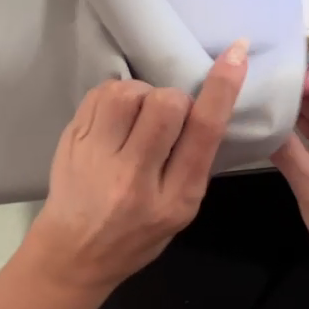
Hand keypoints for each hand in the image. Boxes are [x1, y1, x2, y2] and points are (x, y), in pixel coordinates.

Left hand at [24, 42, 248, 291]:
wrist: (74, 254)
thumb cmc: (136, 236)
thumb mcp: (180, 211)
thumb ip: (193, 163)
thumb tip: (204, 107)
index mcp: (175, 198)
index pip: (204, 131)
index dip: (223, 87)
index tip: (236, 54)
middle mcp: (135, 177)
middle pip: (167, 104)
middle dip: (174, 99)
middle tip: (166, 119)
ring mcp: (98, 158)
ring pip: (128, 92)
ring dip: (142, 94)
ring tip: (138, 114)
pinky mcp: (72, 140)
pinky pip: (100, 93)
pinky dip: (115, 94)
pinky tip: (116, 116)